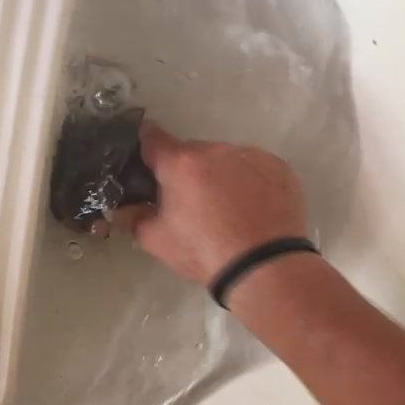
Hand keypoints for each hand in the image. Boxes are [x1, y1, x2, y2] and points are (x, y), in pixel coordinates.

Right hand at [124, 123, 309, 285]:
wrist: (265, 266)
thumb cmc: (203, 251)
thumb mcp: (155, 239)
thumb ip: (134, 217)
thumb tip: (125, 207)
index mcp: (181, 163)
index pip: (153, 138)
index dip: (145, 146)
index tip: (145, 160)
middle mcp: (216, 150)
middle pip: (190, 152)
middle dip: (184, 170)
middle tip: (187, 201)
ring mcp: (251, 155)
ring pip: (223, 158)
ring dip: (216, 174)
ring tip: (223, 207)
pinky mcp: (279, 167)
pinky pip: (252, 167)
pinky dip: (245, 180)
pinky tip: (249, 207)